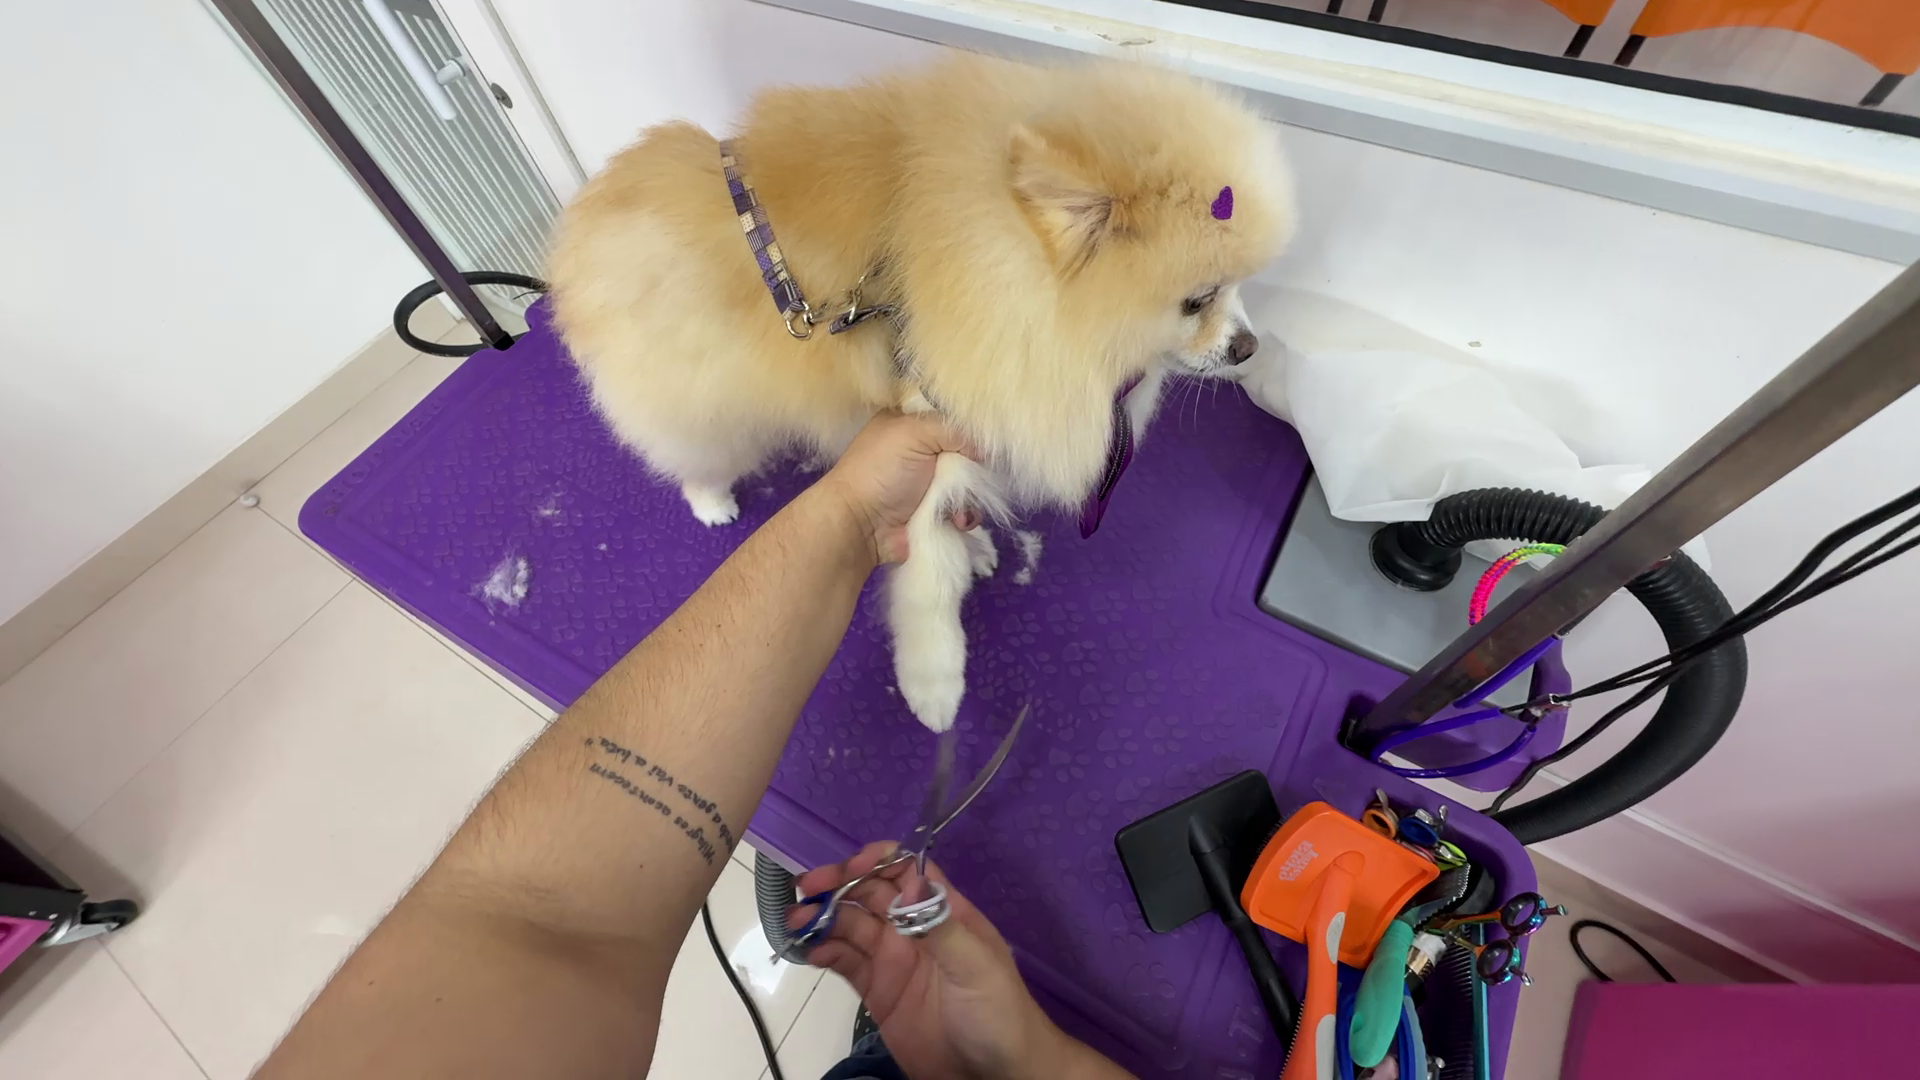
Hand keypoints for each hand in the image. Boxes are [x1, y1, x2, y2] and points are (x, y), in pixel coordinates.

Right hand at [791, 843, 1104, 1079]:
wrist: (996, 1074)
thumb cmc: (996, 1008)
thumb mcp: (975, 963)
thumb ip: (941, 924)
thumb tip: (912, 882)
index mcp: (940, 909)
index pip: (904, 870)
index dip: (876, 860)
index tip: (850, 867)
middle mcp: (911, 926)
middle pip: (869, 892)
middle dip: (838, 884)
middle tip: (807, 888)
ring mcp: (892, 957)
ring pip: (850, 924)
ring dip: (823, 917)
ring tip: (796, 922)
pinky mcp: (876, 991)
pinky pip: (844, 962)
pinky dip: (823, 951)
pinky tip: (806, 950)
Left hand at [814, 412, 979, 564]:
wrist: (862, 524)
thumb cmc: (882, 470)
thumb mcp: (914, 432)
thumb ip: (954, 427)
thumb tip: (984, 444)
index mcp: (911, 423)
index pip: (951, 414)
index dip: (969, 423)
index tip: (984, 434)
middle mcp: (924, 451)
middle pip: (968, 451)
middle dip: (974, 464)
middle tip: (970, 473)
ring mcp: (932, 484)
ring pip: (971, 483)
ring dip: (971, 496)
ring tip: (957, 507)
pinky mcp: (938, 513)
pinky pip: (967, 510)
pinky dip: (966, 516)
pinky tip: (956, 521)